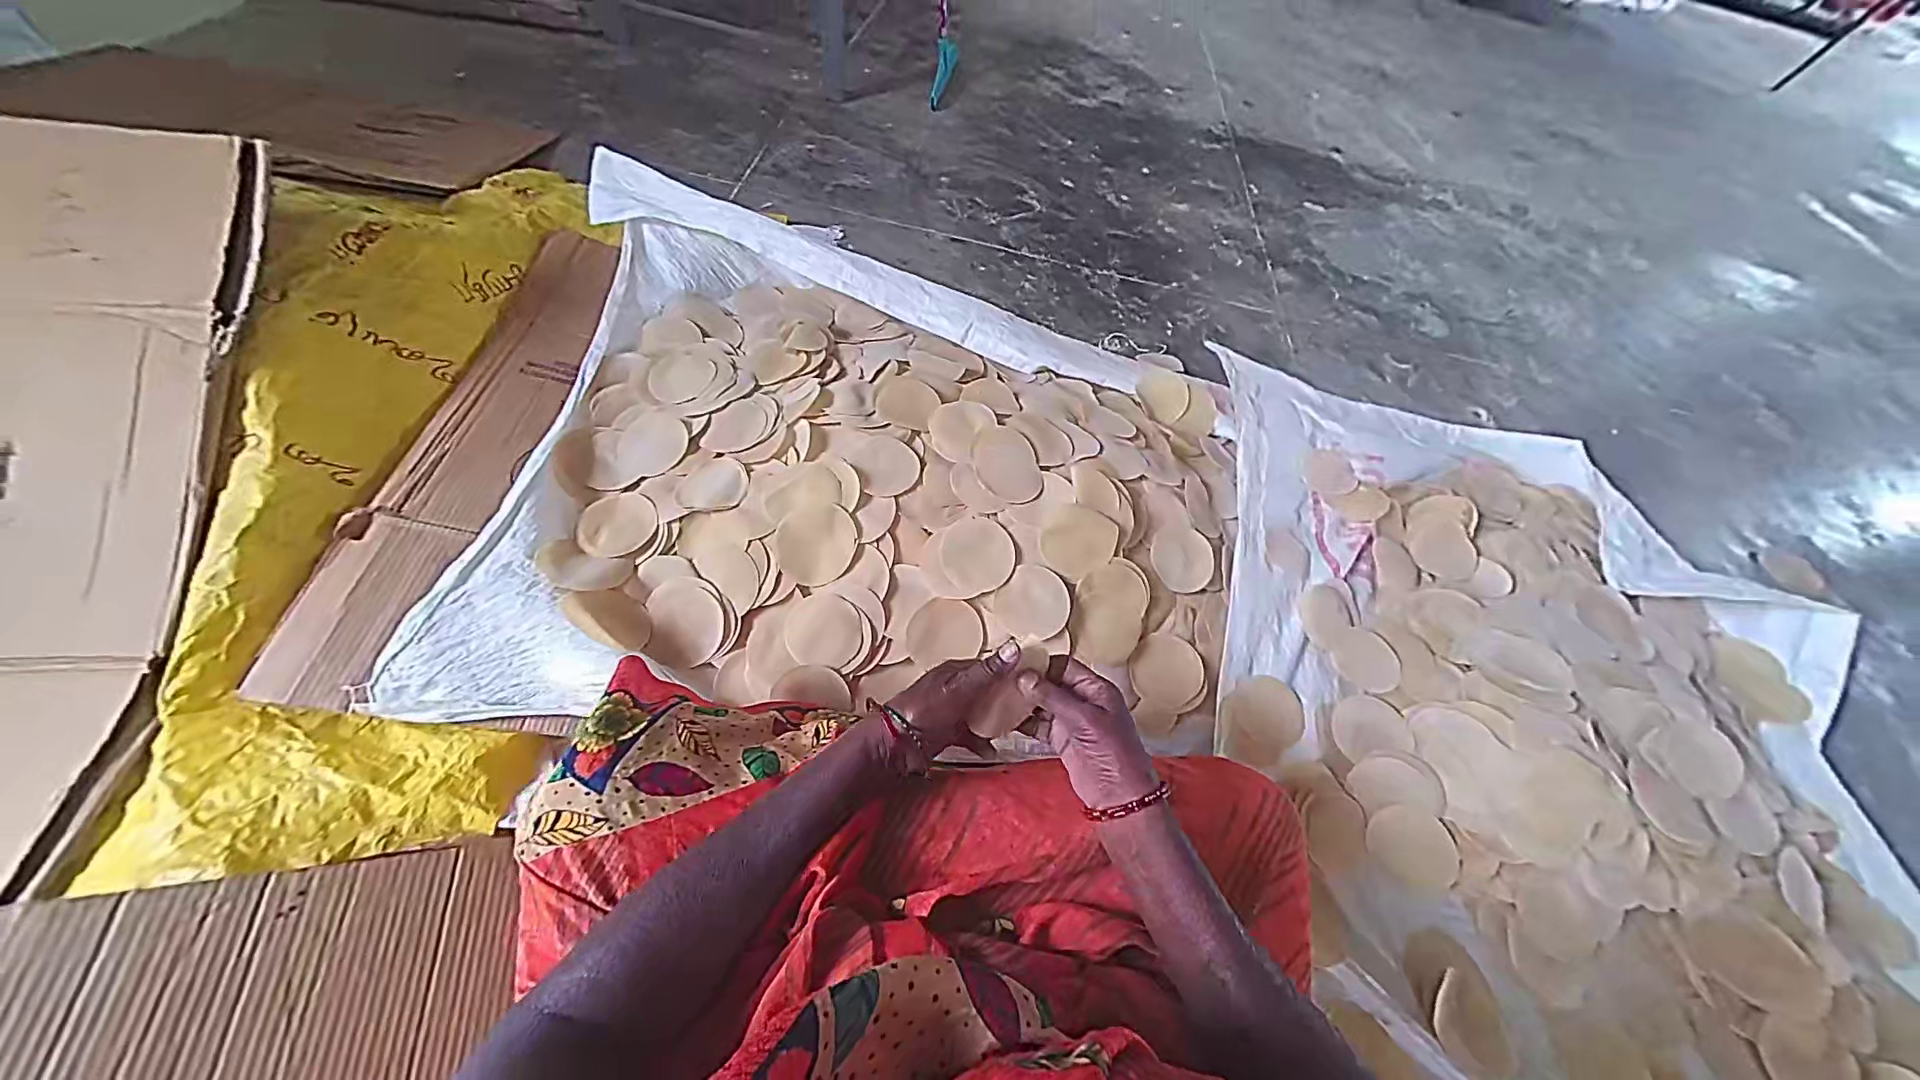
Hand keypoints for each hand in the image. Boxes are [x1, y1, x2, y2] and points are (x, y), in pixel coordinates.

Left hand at [881, 640, 1022, 762]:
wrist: (897, 746)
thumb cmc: (927, 710)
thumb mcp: (960, 688)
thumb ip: (988, 671)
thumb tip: (1014, 647)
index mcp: (955, 672)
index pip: (988, 666)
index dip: (1009, 671)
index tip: (1032, 679)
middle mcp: (953, 689)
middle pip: (986, 691)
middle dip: (1006, 698)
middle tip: (1030, 707)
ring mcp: (950, 712)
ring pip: (979, 713)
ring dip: (995, 721)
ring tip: (1016, 729)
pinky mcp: (947, 733)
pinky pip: (970, 736)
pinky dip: (982, 743)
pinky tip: (992, 752)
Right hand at [1015, 656, 1160, 809]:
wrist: (1118, 797)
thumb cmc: (1112, 753)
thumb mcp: (1084, 720)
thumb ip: (1053, 697)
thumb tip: (1025, 677)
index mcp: (1095, 689)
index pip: (1065, 666)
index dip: (1043, 664)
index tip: (1018, 663)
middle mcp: (1082, 701)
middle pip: (1051, 683)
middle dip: (1029, 682)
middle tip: (1003, 679)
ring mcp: (1070, 720)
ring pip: (1042, 703)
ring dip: (1023, 701)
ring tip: (999, 696)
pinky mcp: (1060, 738)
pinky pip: (1038, 724)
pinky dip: (1023, 721)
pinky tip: (1005, 718)